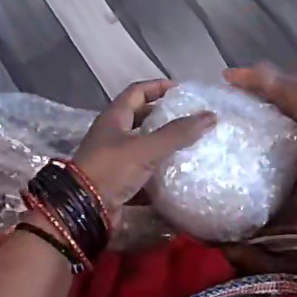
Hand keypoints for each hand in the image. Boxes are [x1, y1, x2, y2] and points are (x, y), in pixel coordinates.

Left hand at [71, 79, 215, 215]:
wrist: (85, 210)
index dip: (159, 87)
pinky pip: (142, 172)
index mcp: (114, 118)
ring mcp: (114, 159)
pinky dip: (158, 172)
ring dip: (162, 145)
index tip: (182, 91)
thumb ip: (177, 133)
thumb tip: (211, 116)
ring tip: (189, 145)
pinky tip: (177, 175)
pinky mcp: (118, 182)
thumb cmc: (111, 170)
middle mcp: (112, 135)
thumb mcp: (145, 148)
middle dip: (164, 117)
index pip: (137, 91)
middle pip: (140, 118)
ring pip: (142, 146)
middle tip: (189, 119)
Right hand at [225, 65, 296, 186]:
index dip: (248, 77)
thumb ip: (281, 88)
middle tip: (221, 108)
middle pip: (275, 95)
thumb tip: (246, 70)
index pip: (272, 76)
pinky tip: (257, 146)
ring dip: (260, 118)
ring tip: (232, 127)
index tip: (222, 82)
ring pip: (280, 116)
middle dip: (250, 97)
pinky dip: (272, 137)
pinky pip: (288, 137)